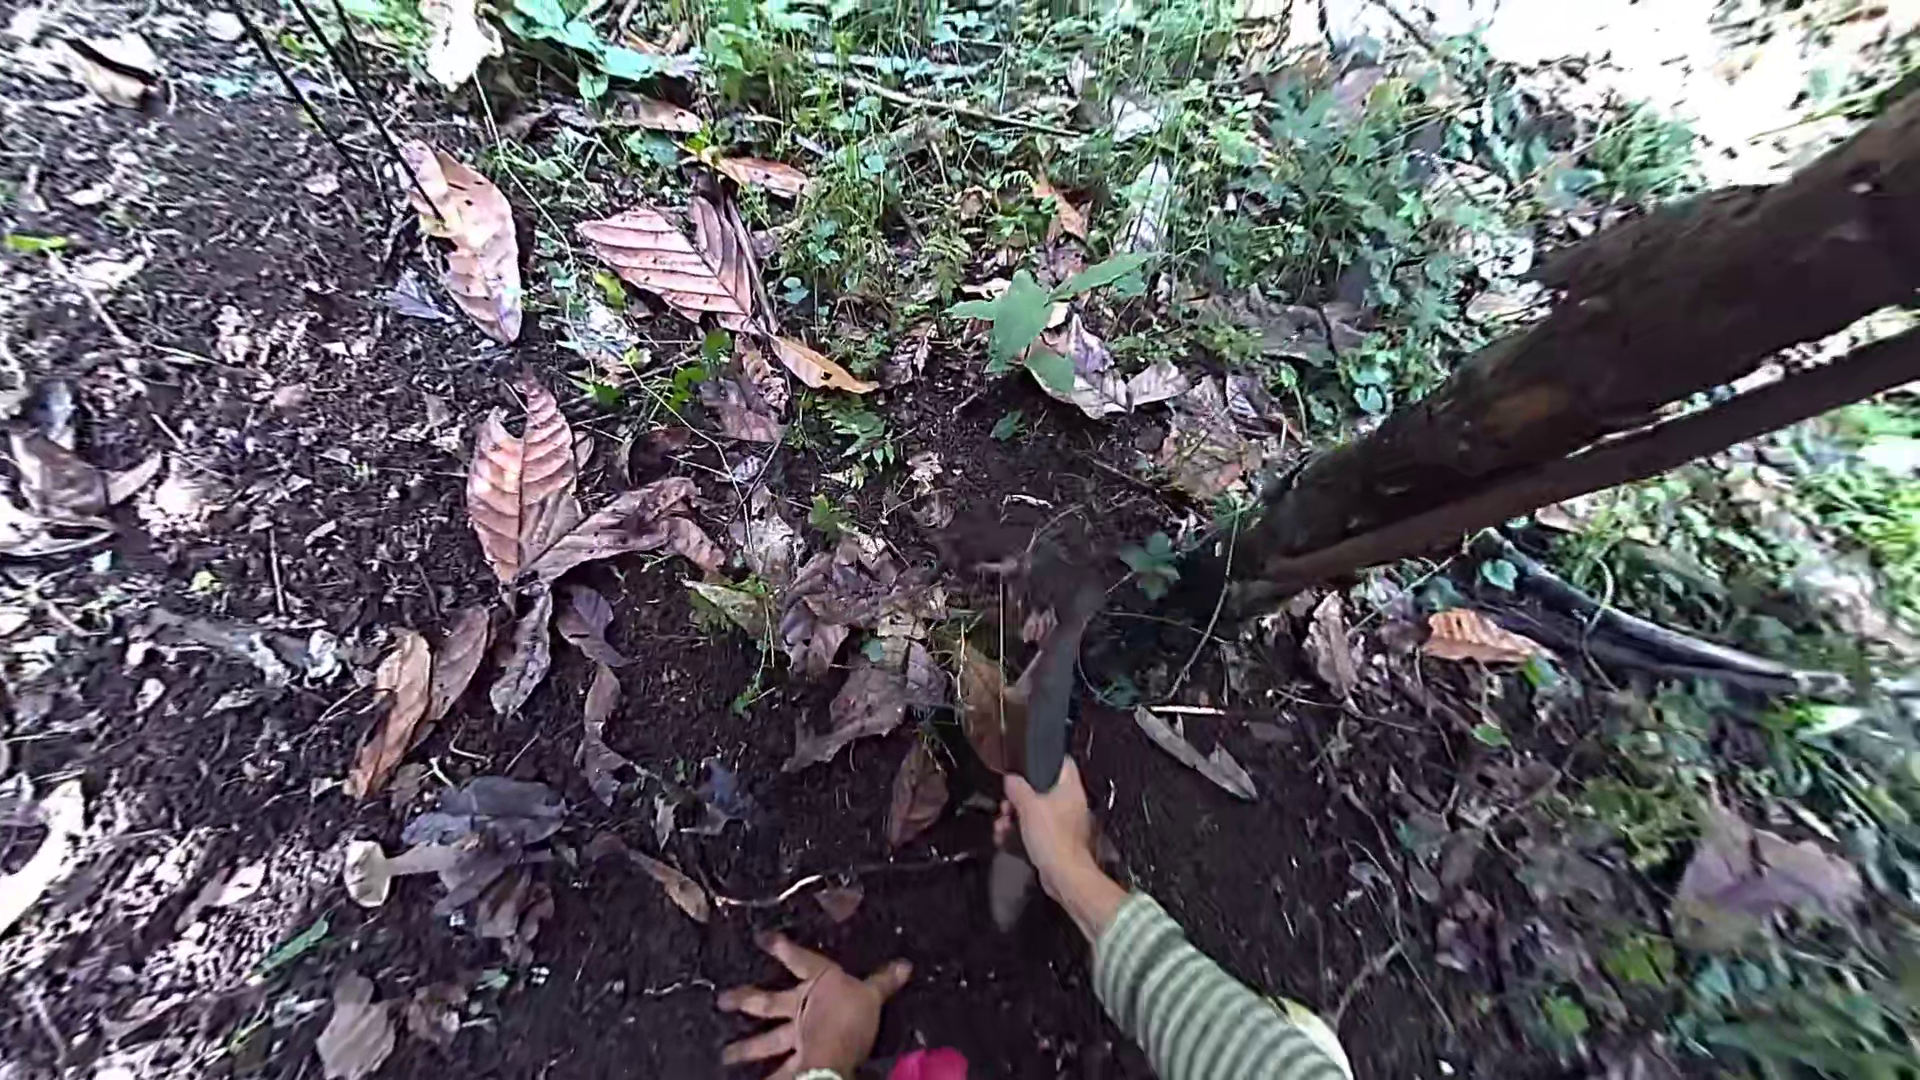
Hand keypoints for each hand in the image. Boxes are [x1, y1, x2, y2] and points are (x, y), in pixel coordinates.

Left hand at [717, 931, 912, 1079]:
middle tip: (723, 999)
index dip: (780, 948)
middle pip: (769, 1002)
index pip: (797, 959)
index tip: (762, 938)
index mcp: (818, 982)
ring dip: (746, 1049)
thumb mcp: (873, 994)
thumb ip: (885, 980)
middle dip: (746, 1000)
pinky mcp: (797, 1065)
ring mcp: (795, 1038)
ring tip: (725, 1055)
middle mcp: (800, 1008)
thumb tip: (905, 965)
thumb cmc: (852, 1017)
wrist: (839, 1054)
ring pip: (766, 1042)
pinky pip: (778, 1075)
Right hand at [996, 758, 1127, 942]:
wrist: (1065, 877)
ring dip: (1017, 814)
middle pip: (1043, 788)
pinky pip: (1036, 829)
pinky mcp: (1057, 841)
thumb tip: (1011, 779)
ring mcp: (1065, 823)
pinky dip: (1022, 830)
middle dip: (1020, 794)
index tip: (1029, 760)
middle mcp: (1071, 803)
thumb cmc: (1055, 841)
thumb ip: (1017, 788)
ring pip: (1037, 809)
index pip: (1063, 761)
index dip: (1045, 758)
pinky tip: (1007, 836)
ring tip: (1003, 821)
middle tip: (1008, 800)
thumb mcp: (1029, 806)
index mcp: (1070, 788)